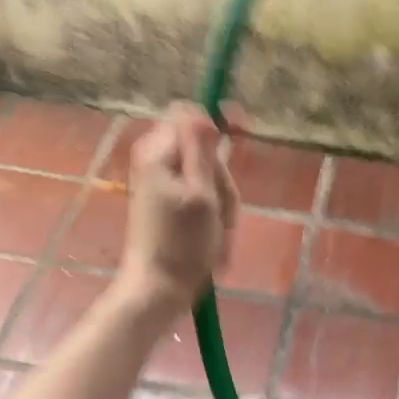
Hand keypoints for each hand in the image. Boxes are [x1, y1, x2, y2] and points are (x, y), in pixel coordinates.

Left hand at [119, 102, 238, 304]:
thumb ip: (202, 150)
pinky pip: (200, 193)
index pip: (190, 114)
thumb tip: (203, 111)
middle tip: (222, 210)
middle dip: (222, 176)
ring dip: (221, 200)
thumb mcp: (202, 195)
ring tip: (218, 230)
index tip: (244, 132)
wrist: (160, 287)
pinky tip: (212, 236)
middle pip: (203, 146)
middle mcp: (154, 159)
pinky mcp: (167, 200)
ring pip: (207, 174)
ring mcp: (159, 181)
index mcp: (158, 153)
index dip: (218, 120)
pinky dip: (212, 213)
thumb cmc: (184, 245)